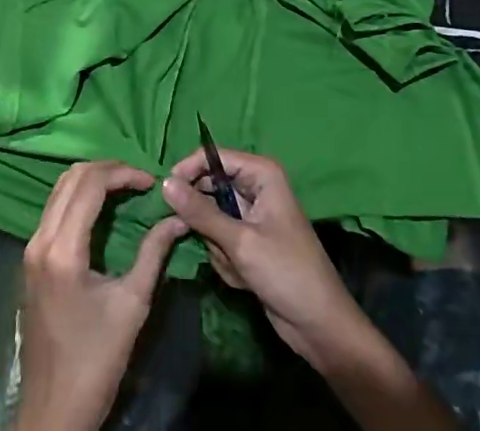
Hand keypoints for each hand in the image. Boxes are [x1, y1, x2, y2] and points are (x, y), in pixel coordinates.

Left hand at [16, 162, 188, 430]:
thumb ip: (153, 252)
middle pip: (70, 178)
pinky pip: (54, 210)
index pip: (90, 184)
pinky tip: (104, 210)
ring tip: (126, 189)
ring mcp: (30, 251)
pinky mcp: (31, 261)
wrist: (54, 409)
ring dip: (92, 181)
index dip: (124, 173)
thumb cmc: (97, 359)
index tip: (152, 183)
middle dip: (108, 170)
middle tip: (140, 181)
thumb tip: (178, 218)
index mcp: (62, 250)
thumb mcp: (133, 303)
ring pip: (58, 190)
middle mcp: (39, 242)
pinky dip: (79, 198)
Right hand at [160, 148, 371, 368]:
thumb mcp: (239, 242)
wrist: (317, 322)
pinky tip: (245, 279)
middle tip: (214, 244)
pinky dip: (226, 260)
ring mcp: (252, 214)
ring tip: (240, 266)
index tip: (163, 194)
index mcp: (262, 173)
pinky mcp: (248, 240)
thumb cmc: (285, 272)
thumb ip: (200, 212)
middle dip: (206, 221)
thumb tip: (165, 183)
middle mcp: (256, 186)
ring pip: (211, 219)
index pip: (212, 157)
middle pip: (209, 188)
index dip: (187, 171)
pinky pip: (220, 240)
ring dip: (218, 247)